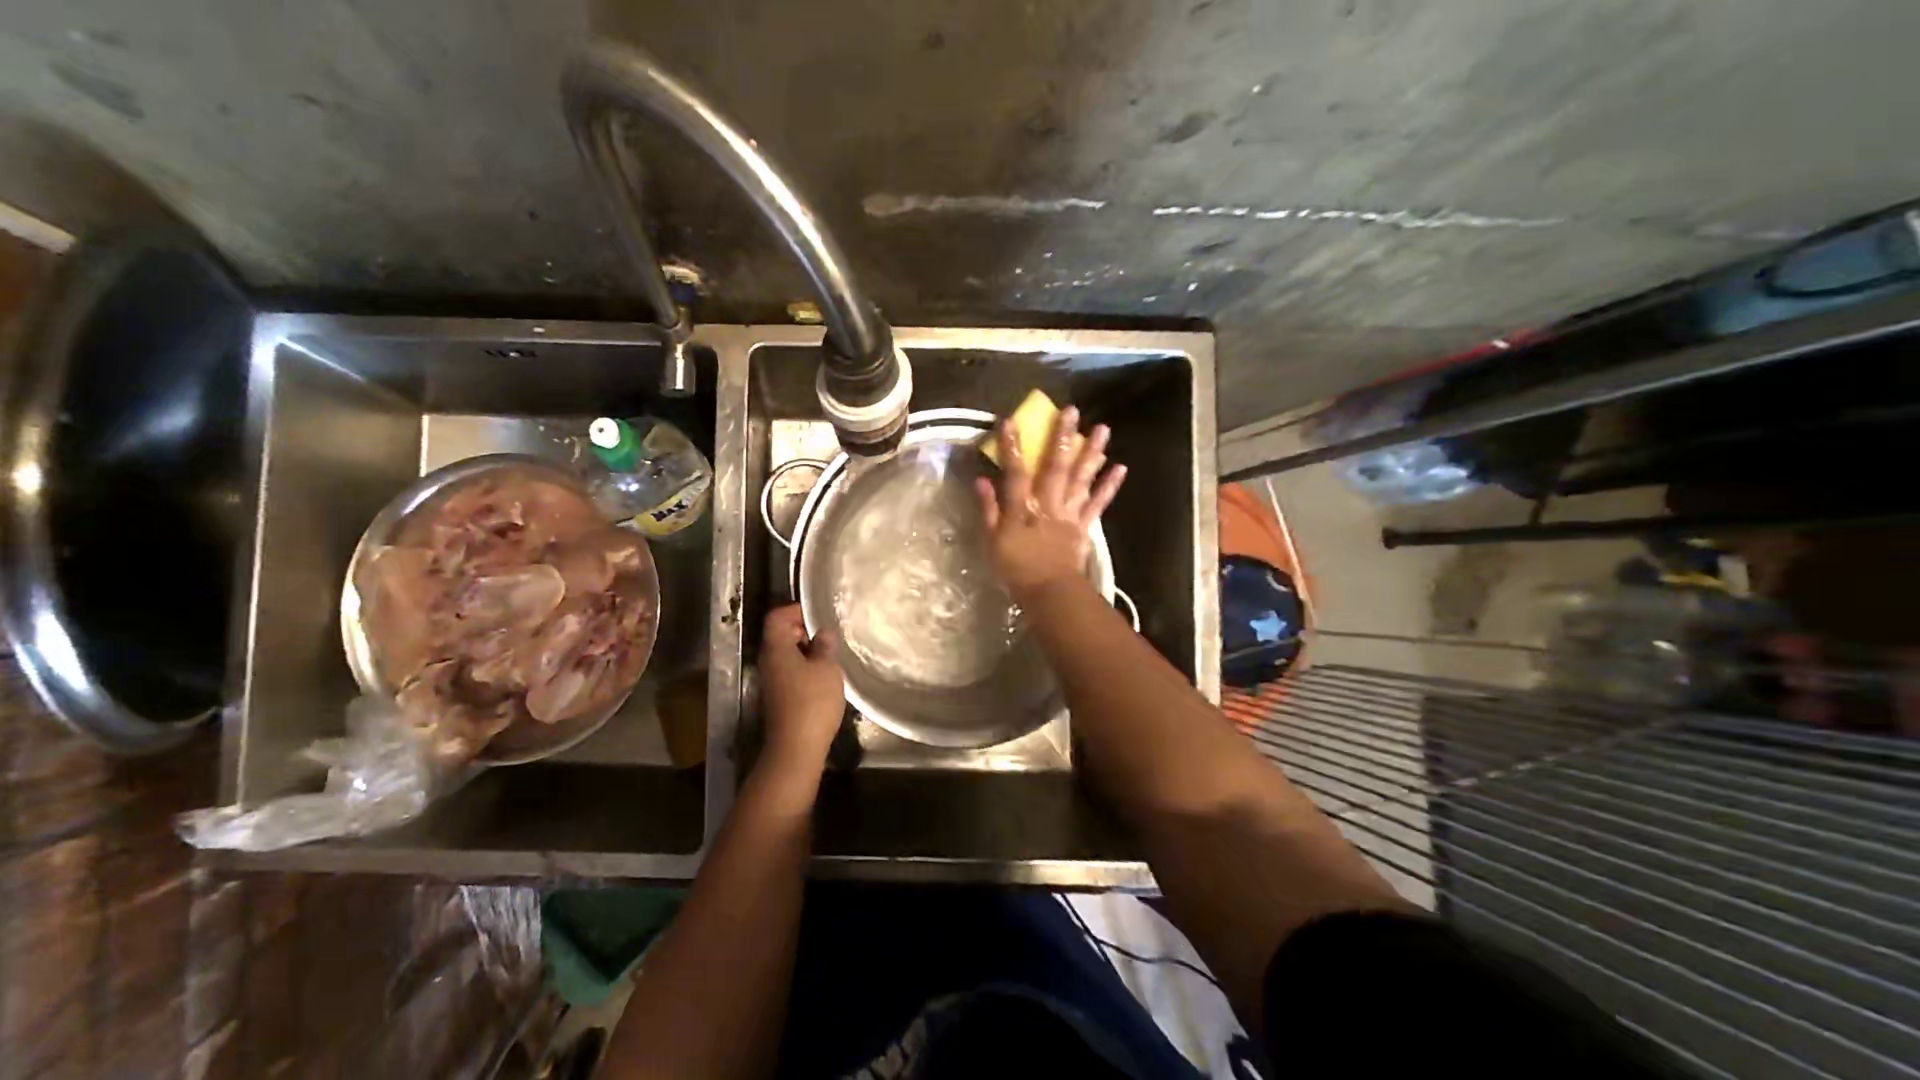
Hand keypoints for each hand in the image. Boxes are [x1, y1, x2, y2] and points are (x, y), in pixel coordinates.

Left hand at [758, 604, 844, 771]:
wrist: (796, 747)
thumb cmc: (812, 702)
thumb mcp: (827, 668)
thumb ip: (825, 646)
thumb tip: (823, 632)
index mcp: (776, 649)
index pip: (776, 617)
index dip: (795, 610)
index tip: (819, 614)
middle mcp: (768, 661)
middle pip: (780, 634)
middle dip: (803, 629)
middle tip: (828, 634)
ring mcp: (772, 680)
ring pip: (786, 654)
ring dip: (807, 650)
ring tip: (830, 654)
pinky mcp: (779, 696)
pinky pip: (790, 671)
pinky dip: (805, 667)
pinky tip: (824, 676)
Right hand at [974, 405, 1126, 602]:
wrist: (1050, 593)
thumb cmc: (1016, 569)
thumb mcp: (992, 542)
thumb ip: (989, 510)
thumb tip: (981, 481)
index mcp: (1022, 509)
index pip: (1016, 473)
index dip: (1013, 447)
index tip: (1011, 421)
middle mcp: (1048, 505)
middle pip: (1055, 467)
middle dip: (1062, 438)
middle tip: (1072, 411)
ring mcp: (1069, 514)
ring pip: (1081, 479)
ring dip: (1092, 454)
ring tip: (1103, 429)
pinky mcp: (1084, 526)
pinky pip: (1097, 504)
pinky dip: (1109, 486)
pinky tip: (1120, 467)